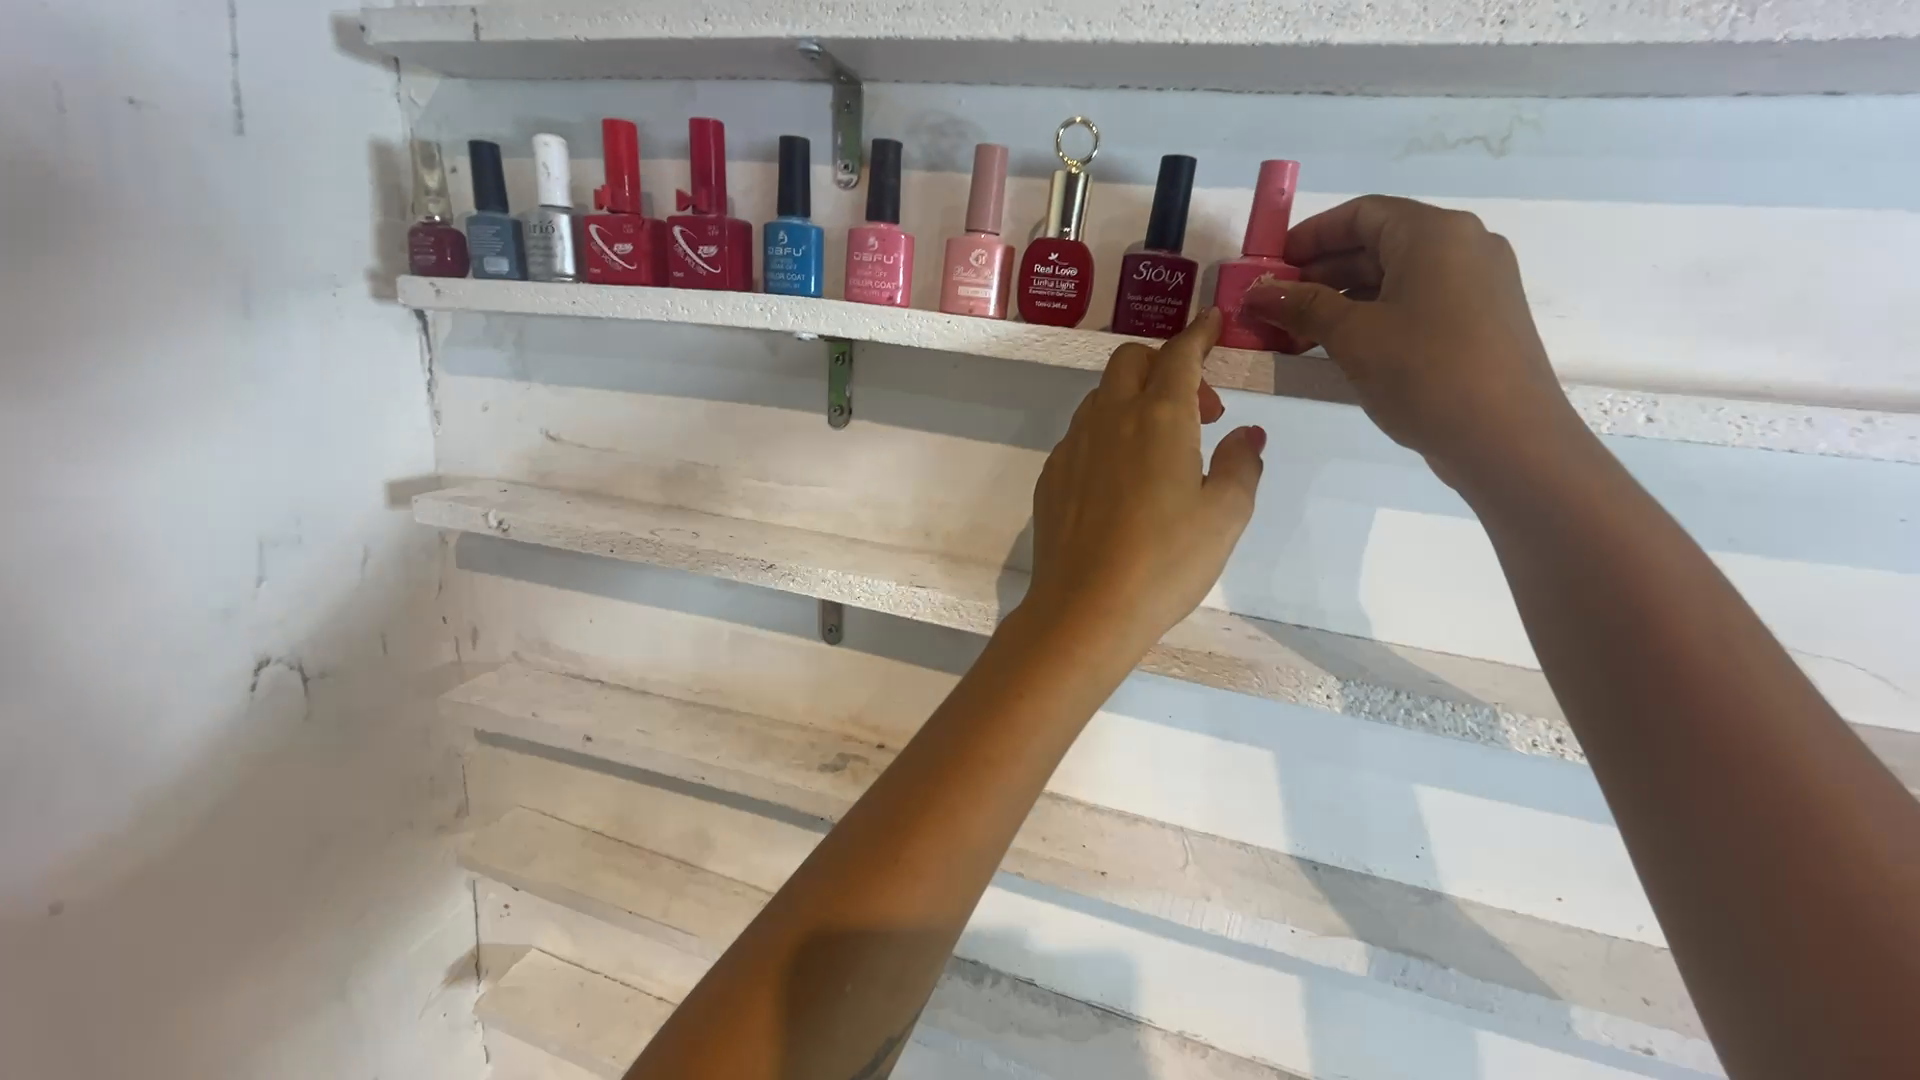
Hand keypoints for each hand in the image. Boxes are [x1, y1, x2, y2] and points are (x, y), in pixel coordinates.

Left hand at [1022, 308, 1265, 655]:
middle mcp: (1109, 418)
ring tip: (1162, 448)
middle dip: (1166, 365)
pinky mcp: (1052, 476)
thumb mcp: (1224, 516)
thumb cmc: (1165, 562)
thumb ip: (1240, 465)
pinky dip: (1107, 434)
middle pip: (1131, 361)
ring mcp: (1073, 446)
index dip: (1199, 334)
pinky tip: (1122, 480)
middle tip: (1199, 411)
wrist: (1085, 608)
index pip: (1180, 355)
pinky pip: (1082, 435)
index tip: (1213, 324)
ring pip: (1102, 397)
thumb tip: (1247, 434)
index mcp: (1159, 417)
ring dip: (1134, 400)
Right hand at [1242, 196, 1580, 485]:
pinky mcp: (1478, 323)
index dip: (1309, 236)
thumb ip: (1302, 307)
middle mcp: (1462, 247)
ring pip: (1394, 279)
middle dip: (1319, 274)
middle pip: (1377, 245)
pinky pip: (1414, 305)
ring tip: (1296, 337)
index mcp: (1434, 233)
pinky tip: (1339, 351)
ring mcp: (1476, 286)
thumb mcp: (1353, 336)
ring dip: (1340, 302)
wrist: (1506, 438)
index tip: (1270, 266)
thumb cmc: (1425, 371)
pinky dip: (1372, 319)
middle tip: (1274, 308)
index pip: (1361, 214)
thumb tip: (1257, 292)